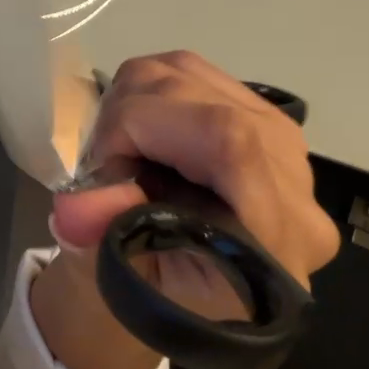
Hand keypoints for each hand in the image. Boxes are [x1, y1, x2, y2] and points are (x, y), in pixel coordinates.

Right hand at [28, 52, 339, 368]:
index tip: (104, 164)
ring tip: (122, 147)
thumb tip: (74, 204)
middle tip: (105, 164)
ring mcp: (284, 145)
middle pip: (200, 97)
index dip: (143, 127)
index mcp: (273, 244)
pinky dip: (148, 90)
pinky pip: (192, 70)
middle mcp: (294, 186)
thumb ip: (104, 240)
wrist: (188, 295)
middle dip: (126, 117)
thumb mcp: (122, 284)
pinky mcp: (262, 118)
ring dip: (133, 99)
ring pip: (188, 71)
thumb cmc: (156, 297)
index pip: (228, 141)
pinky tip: (143, 131)